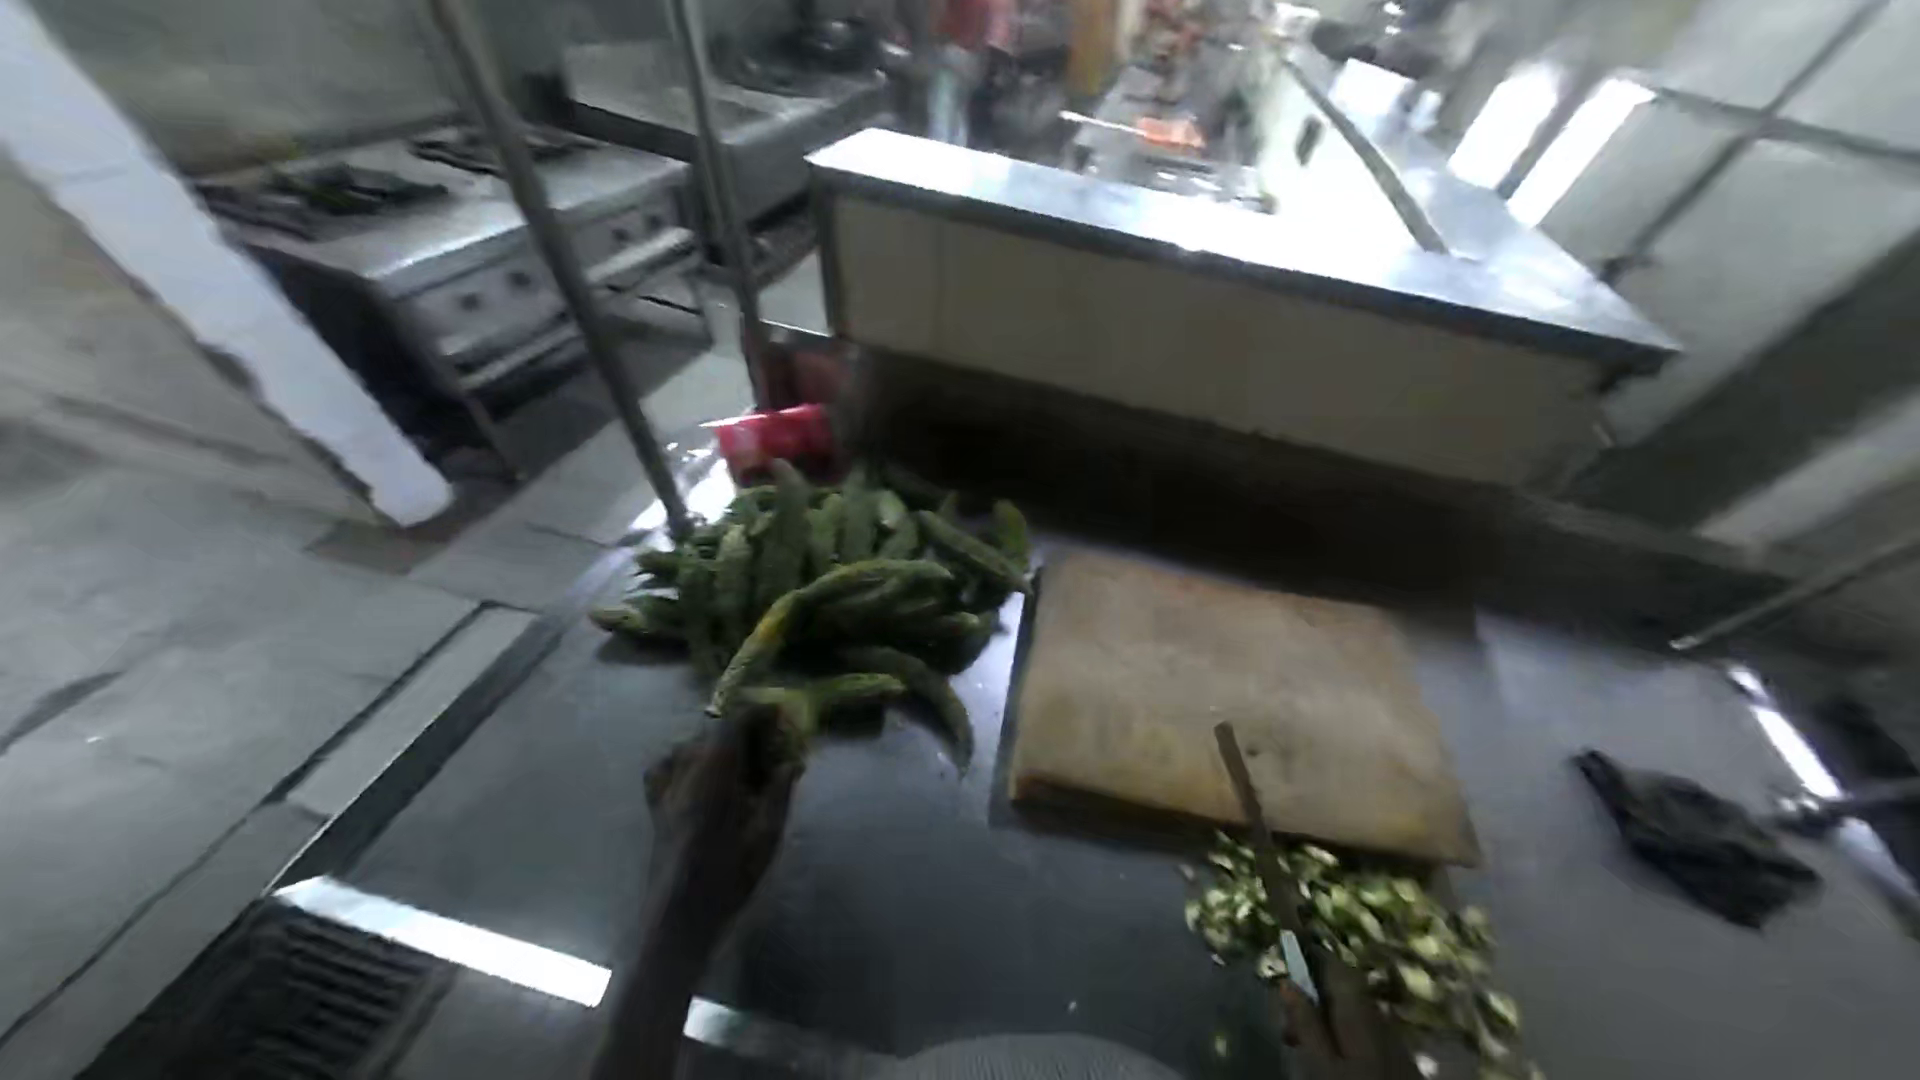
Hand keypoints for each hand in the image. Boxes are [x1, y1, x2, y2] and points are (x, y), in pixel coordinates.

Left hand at [643, 703, 802, 940]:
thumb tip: (792, 763)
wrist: (680, 914)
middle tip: (768, 744)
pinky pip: (666, 767)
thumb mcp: (767, 831)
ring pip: (691, 745)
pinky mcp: (656, 805)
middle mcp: (687, 769)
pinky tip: (698, 775)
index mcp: (715, 769)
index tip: (779, 715)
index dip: (758, 713)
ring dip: (717, 744)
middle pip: (714, 731)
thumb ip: (779, 790)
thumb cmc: (729, 872)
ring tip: (740, 760)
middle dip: (743, 730)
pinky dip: (684, 761)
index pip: (735, 722)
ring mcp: (667, 786)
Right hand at [1276, 955, 1422, 1079]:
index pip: (1335, 965)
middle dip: (1313, 995)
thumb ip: (1306, 1022)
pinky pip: (1365, 1032)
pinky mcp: (1400, 1061)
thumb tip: (1287, 982)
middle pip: (1342, 989)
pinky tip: (1331, 1056)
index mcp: (1359, 1010)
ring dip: (1325, 1018)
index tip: (1288, 962)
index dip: (1311, 957)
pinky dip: (1343, 1036)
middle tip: (1287, 1019)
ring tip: (1302, 1041)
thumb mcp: (1322, 1063)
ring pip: (1352, 1012)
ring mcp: (1393, 1040)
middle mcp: (1380, 1016)